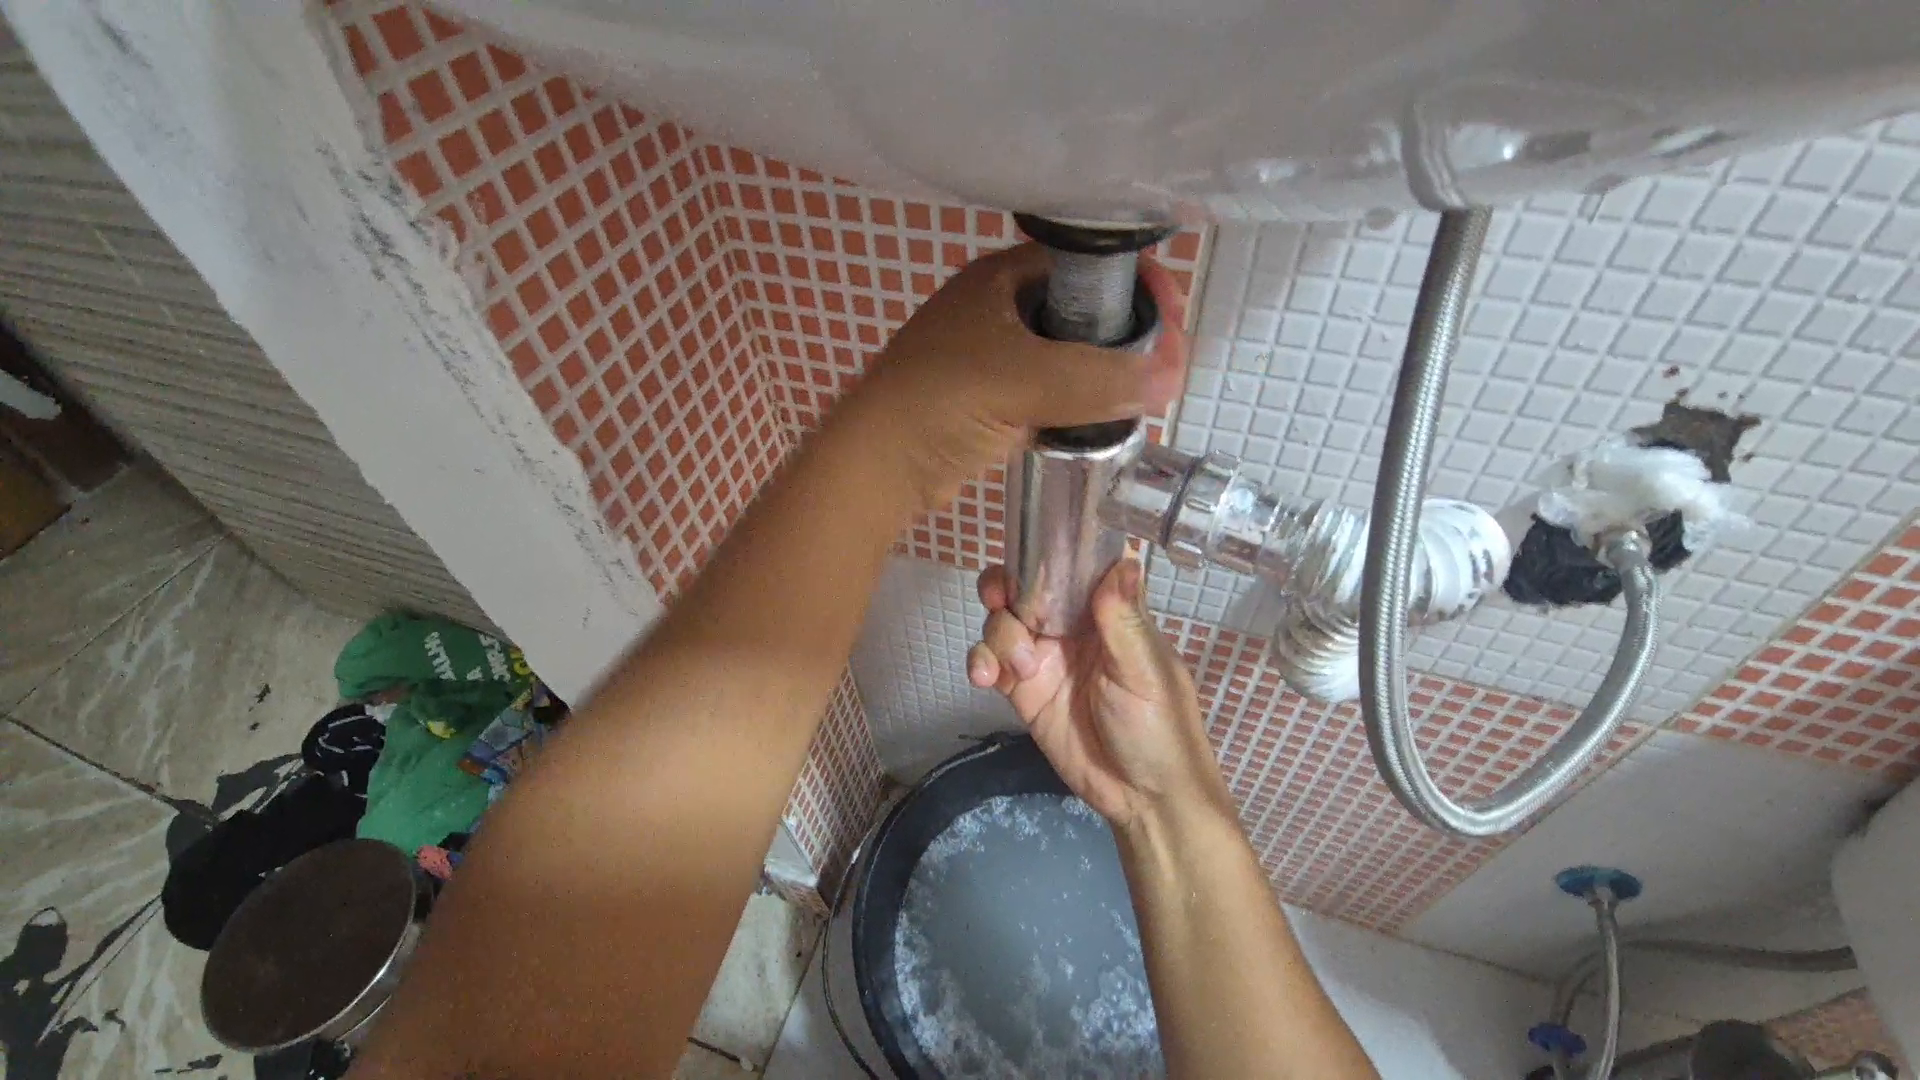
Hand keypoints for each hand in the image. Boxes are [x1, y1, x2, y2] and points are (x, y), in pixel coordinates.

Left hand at [850, 244, 1187, 509]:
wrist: (877, 467)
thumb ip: (1096, 378)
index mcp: (1004, 278)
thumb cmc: (937, 403)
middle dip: (1134, 335)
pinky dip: (1086, 403)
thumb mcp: (1019, 380)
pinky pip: (1057, 393)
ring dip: (1112, 373)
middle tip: (1169, 370)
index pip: (1090, 264)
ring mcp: (999, 357)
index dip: (1139, 287)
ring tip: (1153, 396)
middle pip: (1088, 310)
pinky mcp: (998, 401)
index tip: (1174, 326)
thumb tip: (1169, 379)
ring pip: (1074, 356)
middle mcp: (1003, 308)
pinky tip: (1113, 421)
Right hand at [967, 557, 1232, 833]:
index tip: (1030, 548)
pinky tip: (985, 679)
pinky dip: (980, 662)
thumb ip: (1124, 620)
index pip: (1073, 566)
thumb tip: (1123, 560)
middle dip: (1006, 586)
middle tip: (1001, 600)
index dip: (1048, 551)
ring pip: (1002, 622)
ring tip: (1018, 669)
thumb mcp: (1146, 673)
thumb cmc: (1160, 728)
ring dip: (997, 634)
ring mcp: (1044, 658)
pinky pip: (990, 663)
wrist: (1143, 799)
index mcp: (1109, 612)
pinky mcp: (1022, 691)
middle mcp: (1072, 627)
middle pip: (1026, 587)